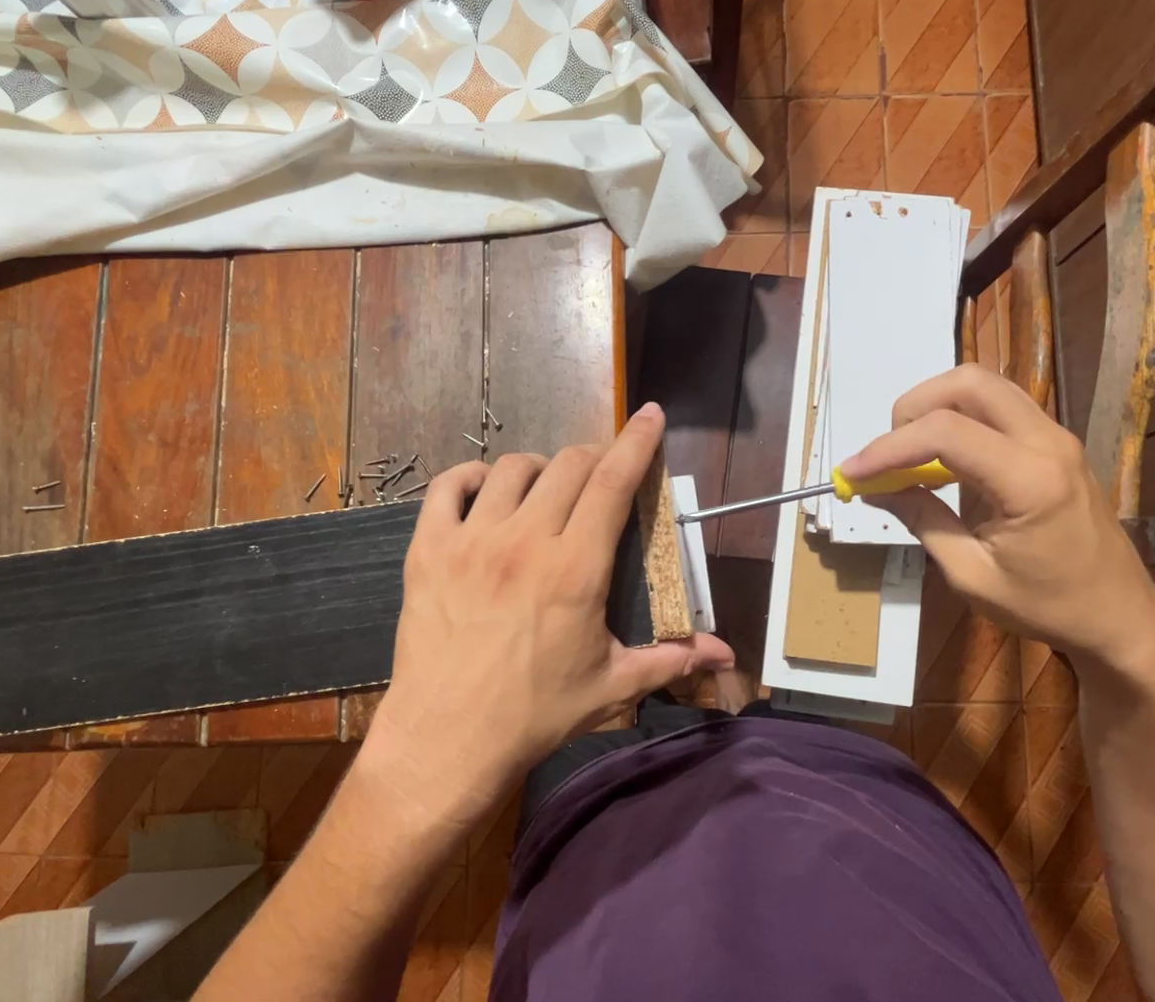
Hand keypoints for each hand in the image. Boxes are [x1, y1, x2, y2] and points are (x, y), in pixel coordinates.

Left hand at [370, 403, 734, 821]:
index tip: (649, 415)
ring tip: (545, 490)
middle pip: (567, 465)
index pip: (613, 483)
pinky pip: (448, 486)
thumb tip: (725, 653)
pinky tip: (485, 491)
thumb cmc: (535, 714)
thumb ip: (671, 658)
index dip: (636, 442)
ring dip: (538, 468)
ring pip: (510, 469)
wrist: (447, 739)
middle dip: (592, 457)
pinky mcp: (428, 549)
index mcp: (576, 569)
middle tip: (599, 476)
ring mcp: (471, 540)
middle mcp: (525, 540)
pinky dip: (471, 477)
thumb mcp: (612, 686)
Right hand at [841, 364, 1154, 673]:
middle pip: (968, 383)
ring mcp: (1055, 438)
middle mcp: (1047, 442)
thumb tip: (875, 489)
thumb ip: (922, 520)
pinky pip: (999, 408)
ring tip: (912, 457)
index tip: (852, 473)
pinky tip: (944, 464)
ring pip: (985, 387)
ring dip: (937, 408)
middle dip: (914, 407)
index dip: (888, 448)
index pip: (945, 433)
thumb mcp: (971, 574)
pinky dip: (960, 420)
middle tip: (889, 453)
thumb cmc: (1047, 606)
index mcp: (1031, 480)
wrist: (1119, 617)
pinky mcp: (1054, 444)